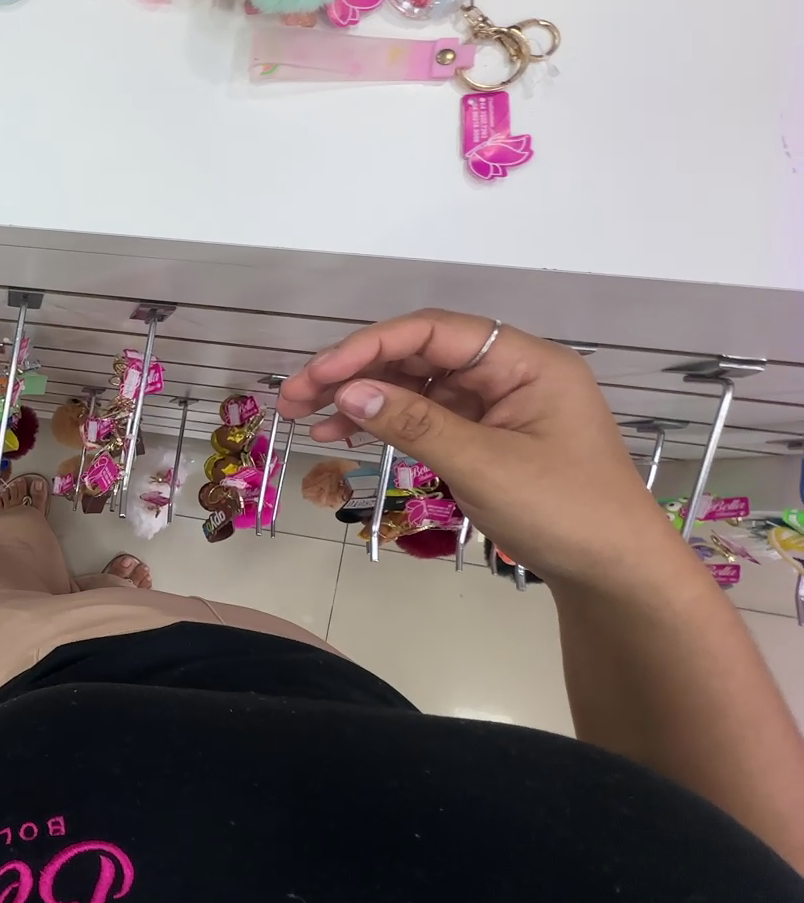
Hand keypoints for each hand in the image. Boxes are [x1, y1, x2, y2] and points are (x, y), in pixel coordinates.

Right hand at [277, 308, 682, 589]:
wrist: (610, 570)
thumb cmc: (564, 510)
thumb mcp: (483, 465)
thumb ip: (414, 423)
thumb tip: (346, 392)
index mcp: (524, 363)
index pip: (433, 332)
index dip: (368, 346)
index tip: (317, 375)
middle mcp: (503, 373)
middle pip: (412, 353)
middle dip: (350, 370)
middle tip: (293, 396)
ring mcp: (487, 403)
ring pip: (406, 383)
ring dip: (352, 395)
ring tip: (300, 414)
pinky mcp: (473, 432)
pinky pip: (413, 414)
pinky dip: (373, 422)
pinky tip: (335, 433)